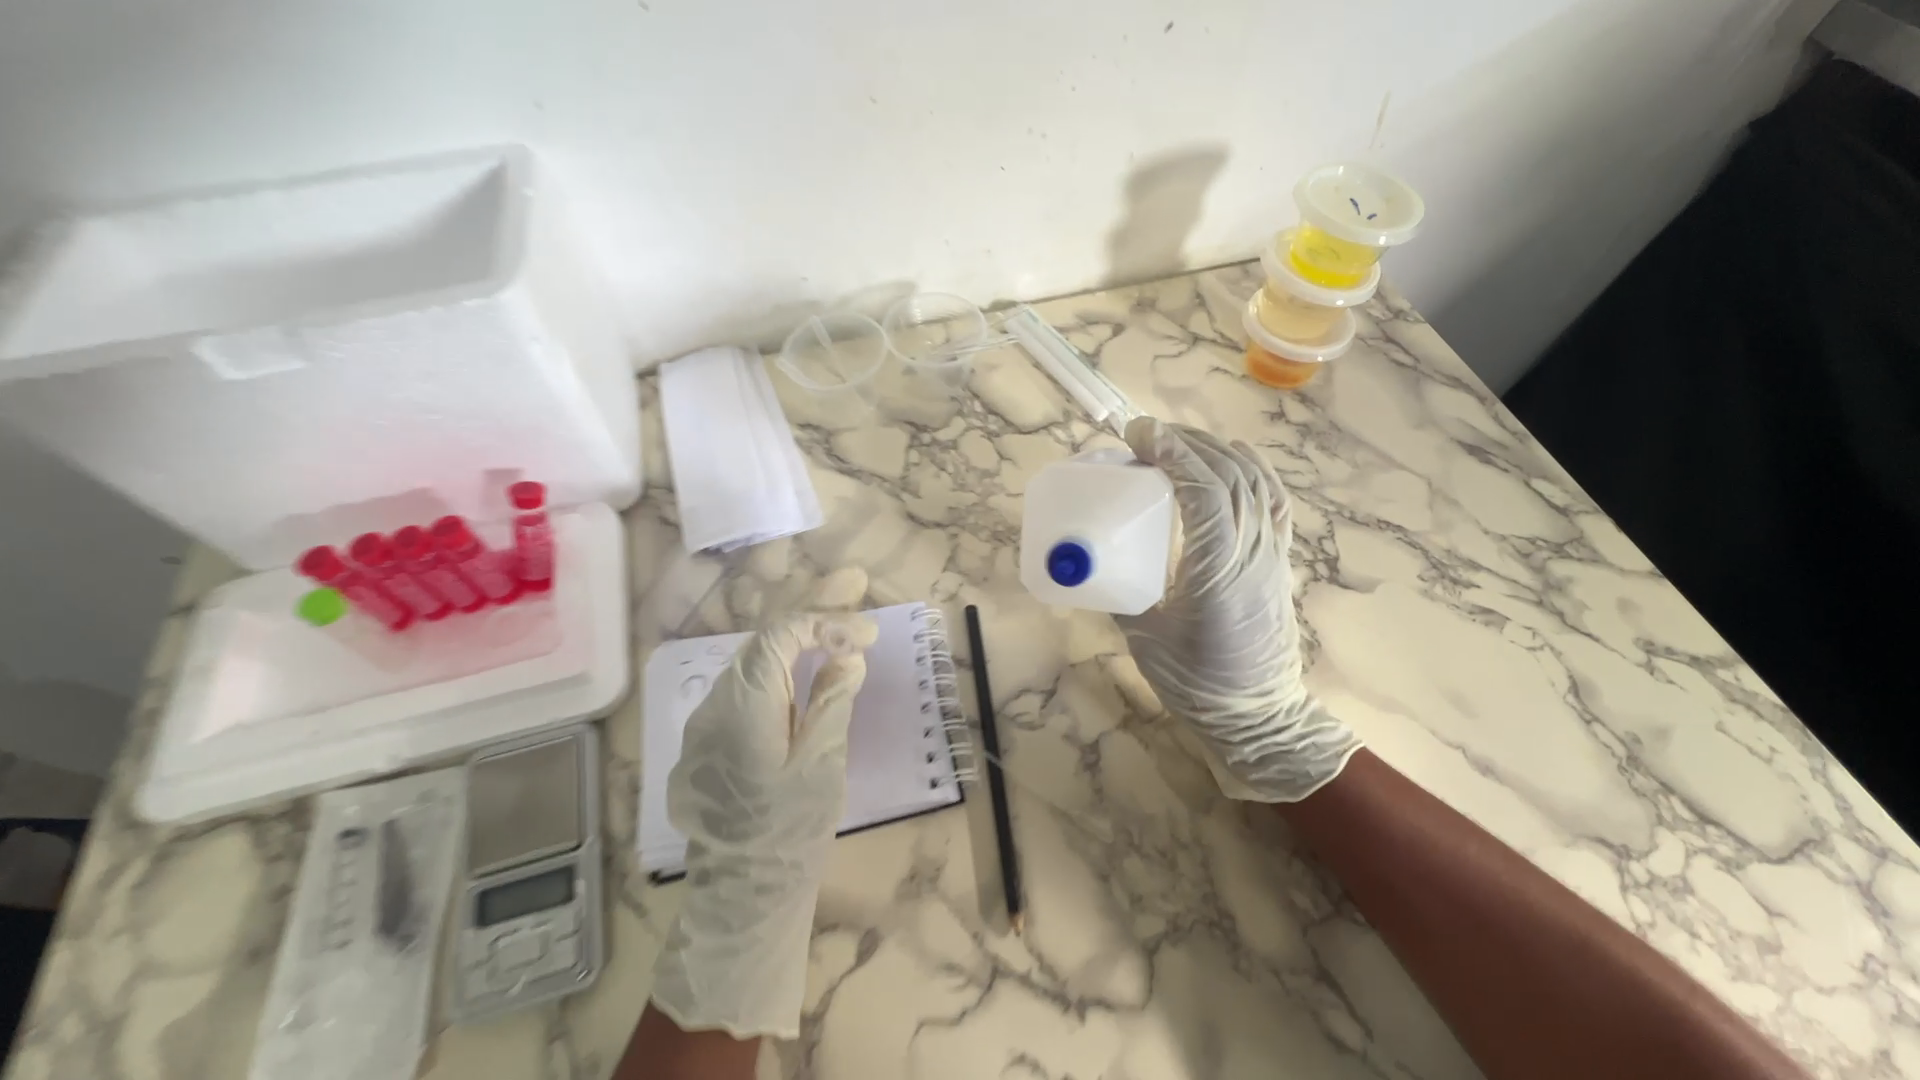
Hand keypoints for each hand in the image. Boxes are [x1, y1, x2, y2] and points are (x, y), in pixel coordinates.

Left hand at [649, 611, 880, 1039]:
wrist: (743, 892)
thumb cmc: (789, 830)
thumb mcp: (822, 763)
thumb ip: (833, 700)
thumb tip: (846, 655)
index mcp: (744, 703)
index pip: (783, 633)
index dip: (827, 621)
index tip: (869, 633)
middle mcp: (717, 701)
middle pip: (765, 638)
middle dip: (811, 608)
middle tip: (855, 583)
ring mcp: (708, 721)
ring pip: (755, 661)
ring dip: (798, 637)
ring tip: (840, 622)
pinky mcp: (711, 740)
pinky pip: (748, 687)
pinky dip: (782, 669)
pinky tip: (808, 668)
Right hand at [1115, 416, 1361, 802]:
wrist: (1259, 715)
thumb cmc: (1196, 682)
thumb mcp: (1143, 636)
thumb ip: (1120, 589)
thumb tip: (1090, 557)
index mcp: (1216, 571)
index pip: (1203, 491)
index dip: (1172, 453)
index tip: (1137, 435)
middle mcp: (1251, 552)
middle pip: (1229, 475)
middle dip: (1187, 443)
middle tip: (1146, 436)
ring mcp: (1271, 553)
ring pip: (1254, 480)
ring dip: (1215, 450)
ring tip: (1178, 442)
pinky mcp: (1280, 558)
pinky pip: (1273, 499)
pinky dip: (1251, 468)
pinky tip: (1229, 457)